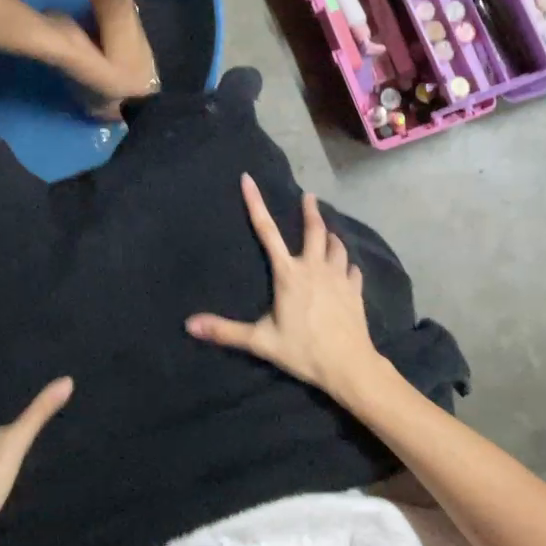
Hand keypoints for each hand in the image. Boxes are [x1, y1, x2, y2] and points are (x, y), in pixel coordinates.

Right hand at [186, 174, 386, 395]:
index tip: (249, 179)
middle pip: (315, 230)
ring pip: (337, 246)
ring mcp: (339, 277)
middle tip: (310, 196)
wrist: (349, 365)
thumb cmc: (303, 350)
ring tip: (329, 231)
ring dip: (331, 236)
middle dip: (311, 211)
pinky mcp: (355, 290)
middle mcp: (315, 267)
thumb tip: (190, 325)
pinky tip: (347, 267)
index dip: (256, 203)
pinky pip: (352, 269)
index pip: (267, 231)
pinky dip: (347, 264)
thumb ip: (225, 331)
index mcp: (289, 274)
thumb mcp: (260, 341)